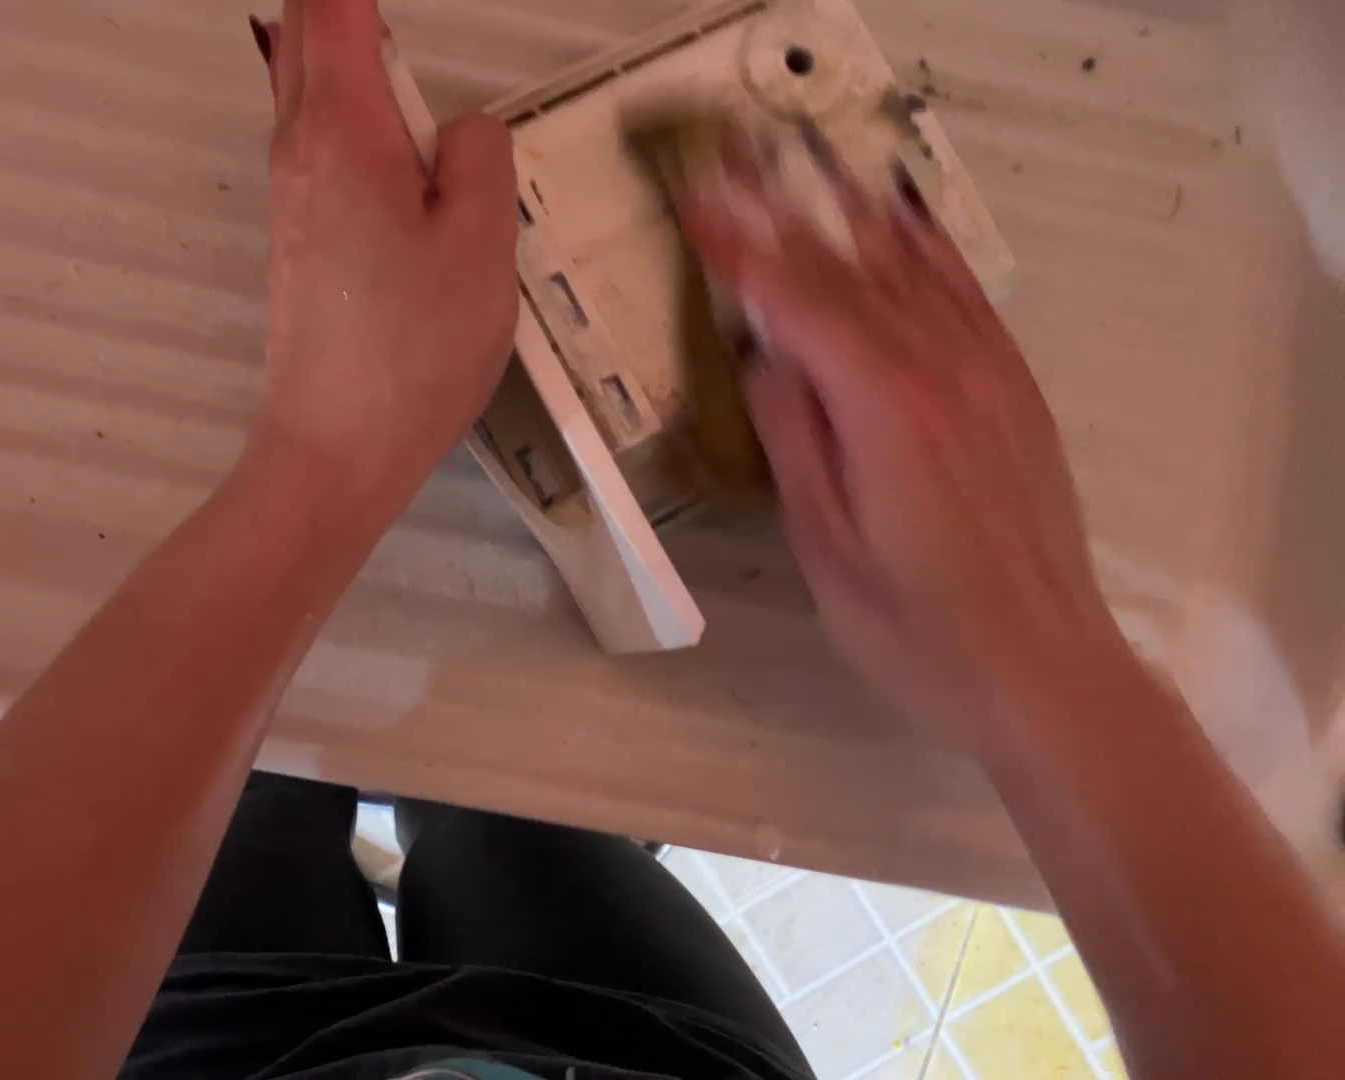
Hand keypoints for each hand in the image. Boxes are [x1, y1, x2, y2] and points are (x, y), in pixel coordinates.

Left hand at [252, 0, 517, 506]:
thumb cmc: (412, 353)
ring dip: (362, 77)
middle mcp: (298, 154)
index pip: (337, 3)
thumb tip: (453, 136)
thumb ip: (477, 158)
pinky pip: (325, 161)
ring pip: (315, 101)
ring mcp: (290, 206)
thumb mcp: (481, 245)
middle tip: (403, 38)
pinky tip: (402, 180)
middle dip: (350, 13)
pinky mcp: (298, 251)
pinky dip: (360, 136)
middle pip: (309, 37)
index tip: (397, 5)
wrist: (335, 452)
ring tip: (419, 109)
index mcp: (341, 130)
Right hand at [685, 167, 1126, 748]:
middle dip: (783, 224)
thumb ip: (794, 437)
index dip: (746, 254)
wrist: (1038, 666)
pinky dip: (923, 249)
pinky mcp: (1012, 390)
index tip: (698, 214)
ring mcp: (989, 374)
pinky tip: (898, 225)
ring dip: (844, 222)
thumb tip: (766, 361)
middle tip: (727, 183)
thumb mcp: (822, 540)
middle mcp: (945, 371)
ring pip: (910, 272)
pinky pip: (964, 296)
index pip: (802, 304)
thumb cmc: (907, 622)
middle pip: (852, 274)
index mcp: (886, 410)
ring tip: (796, 181)